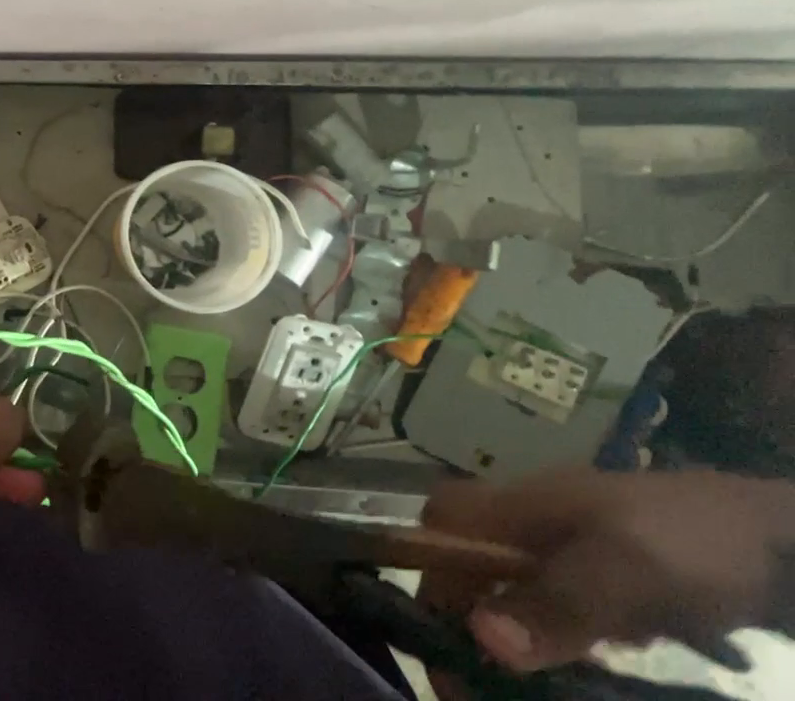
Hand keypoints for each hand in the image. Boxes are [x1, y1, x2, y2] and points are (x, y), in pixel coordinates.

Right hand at [420, 469, 794, 674]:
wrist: (780, 537)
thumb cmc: (689, 541)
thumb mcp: (627, 572)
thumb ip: (557, 603)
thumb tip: (484, 640)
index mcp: (501, 505)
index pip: (431, 540)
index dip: (430, 593)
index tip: (451, 657)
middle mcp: (512, 518)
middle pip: (463, 569)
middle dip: (475, 624)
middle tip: (494, 684)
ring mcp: (553, 540)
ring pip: (505, 589)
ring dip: (517, 635)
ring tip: (542, 679)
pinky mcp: (590, 564)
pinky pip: (549, 601)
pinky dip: (559, 634)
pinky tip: (592, 656)